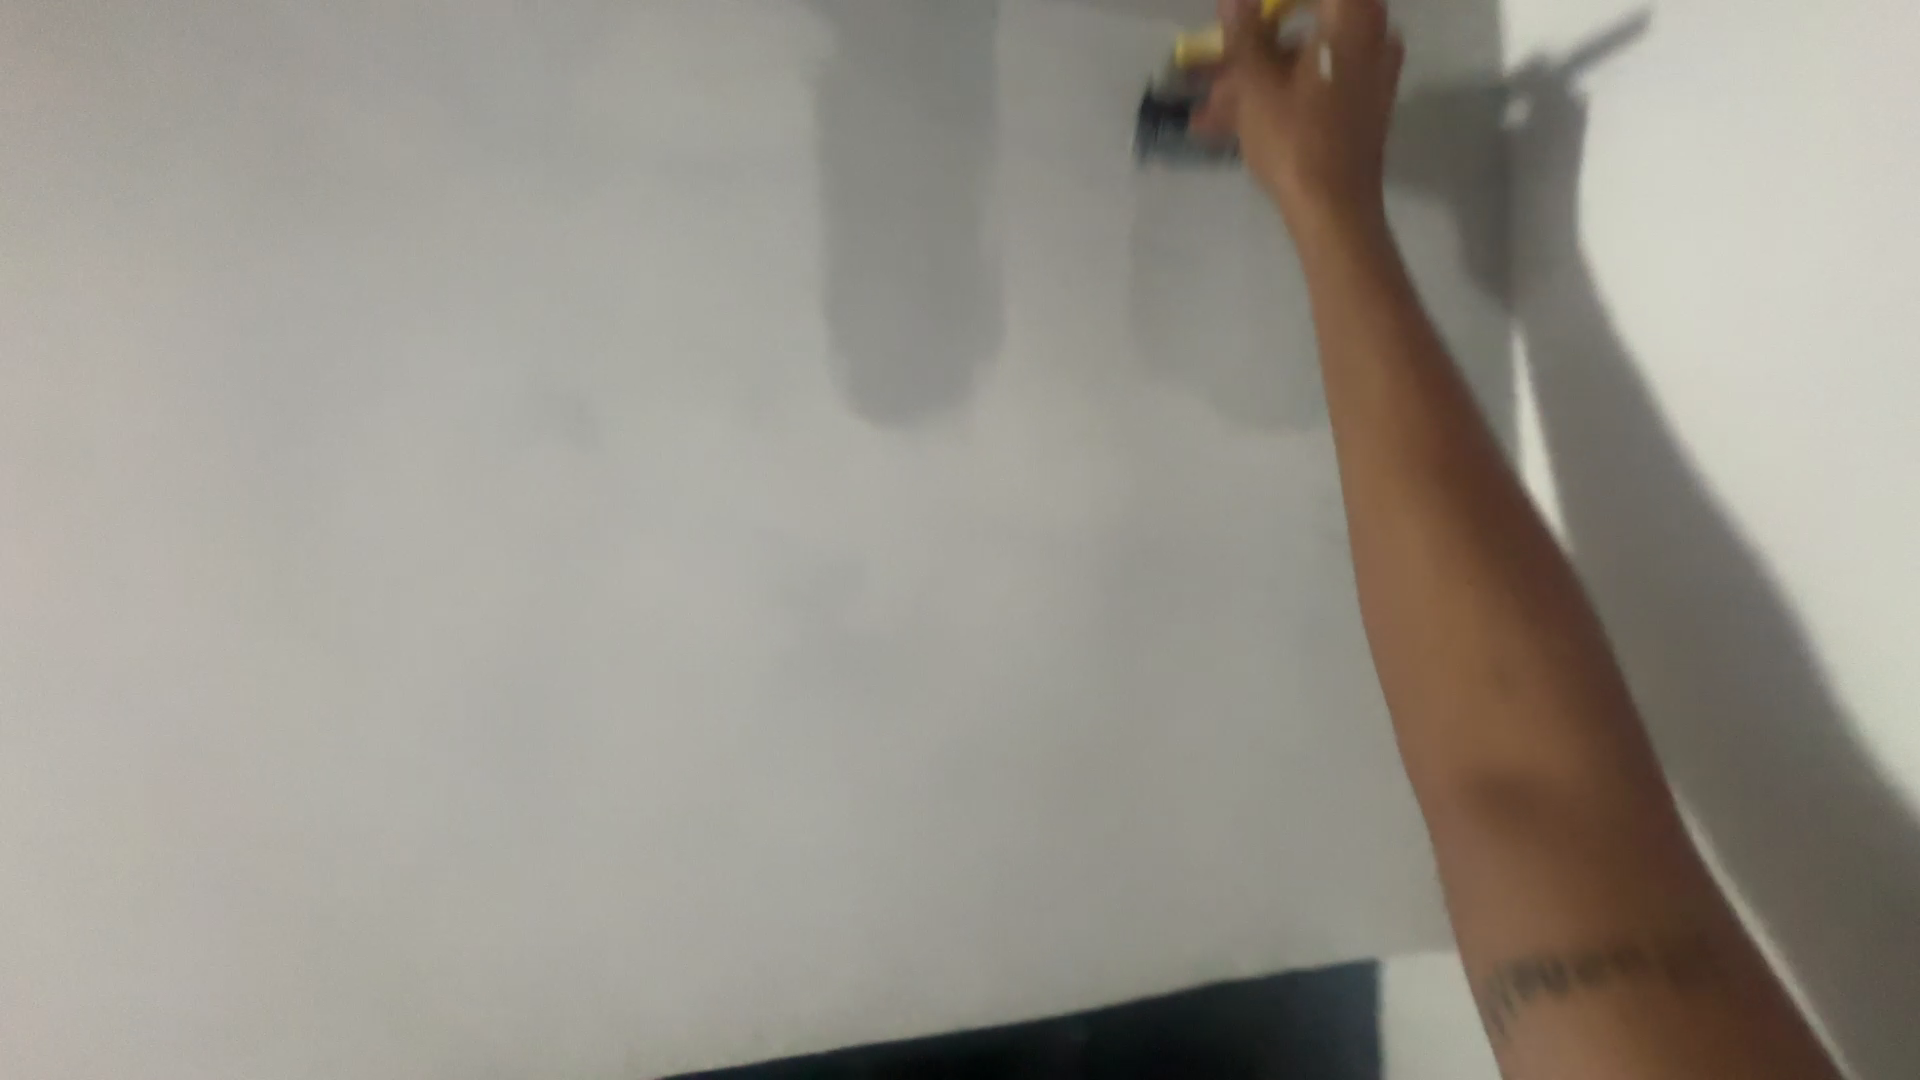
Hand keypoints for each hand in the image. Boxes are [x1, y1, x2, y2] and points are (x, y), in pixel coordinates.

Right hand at [1194, 0, 1404, 235]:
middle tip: (1211, 72)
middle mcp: (1370, 32)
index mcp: (1349, 16)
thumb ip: (1245, 36)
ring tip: (1208, 114)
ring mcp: (1370, 72)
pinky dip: (1279, 99)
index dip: (1265, 9)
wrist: (1335, 209)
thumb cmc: (1294, 141)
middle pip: (1302, 26)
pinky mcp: (1363, 107)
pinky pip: (1315, 88)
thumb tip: (1234, 0)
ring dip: (1255, 82)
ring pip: (1302, 63)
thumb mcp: (1257, 88)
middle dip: (1251, 51)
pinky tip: (1237, 124)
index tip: (1234, 26)